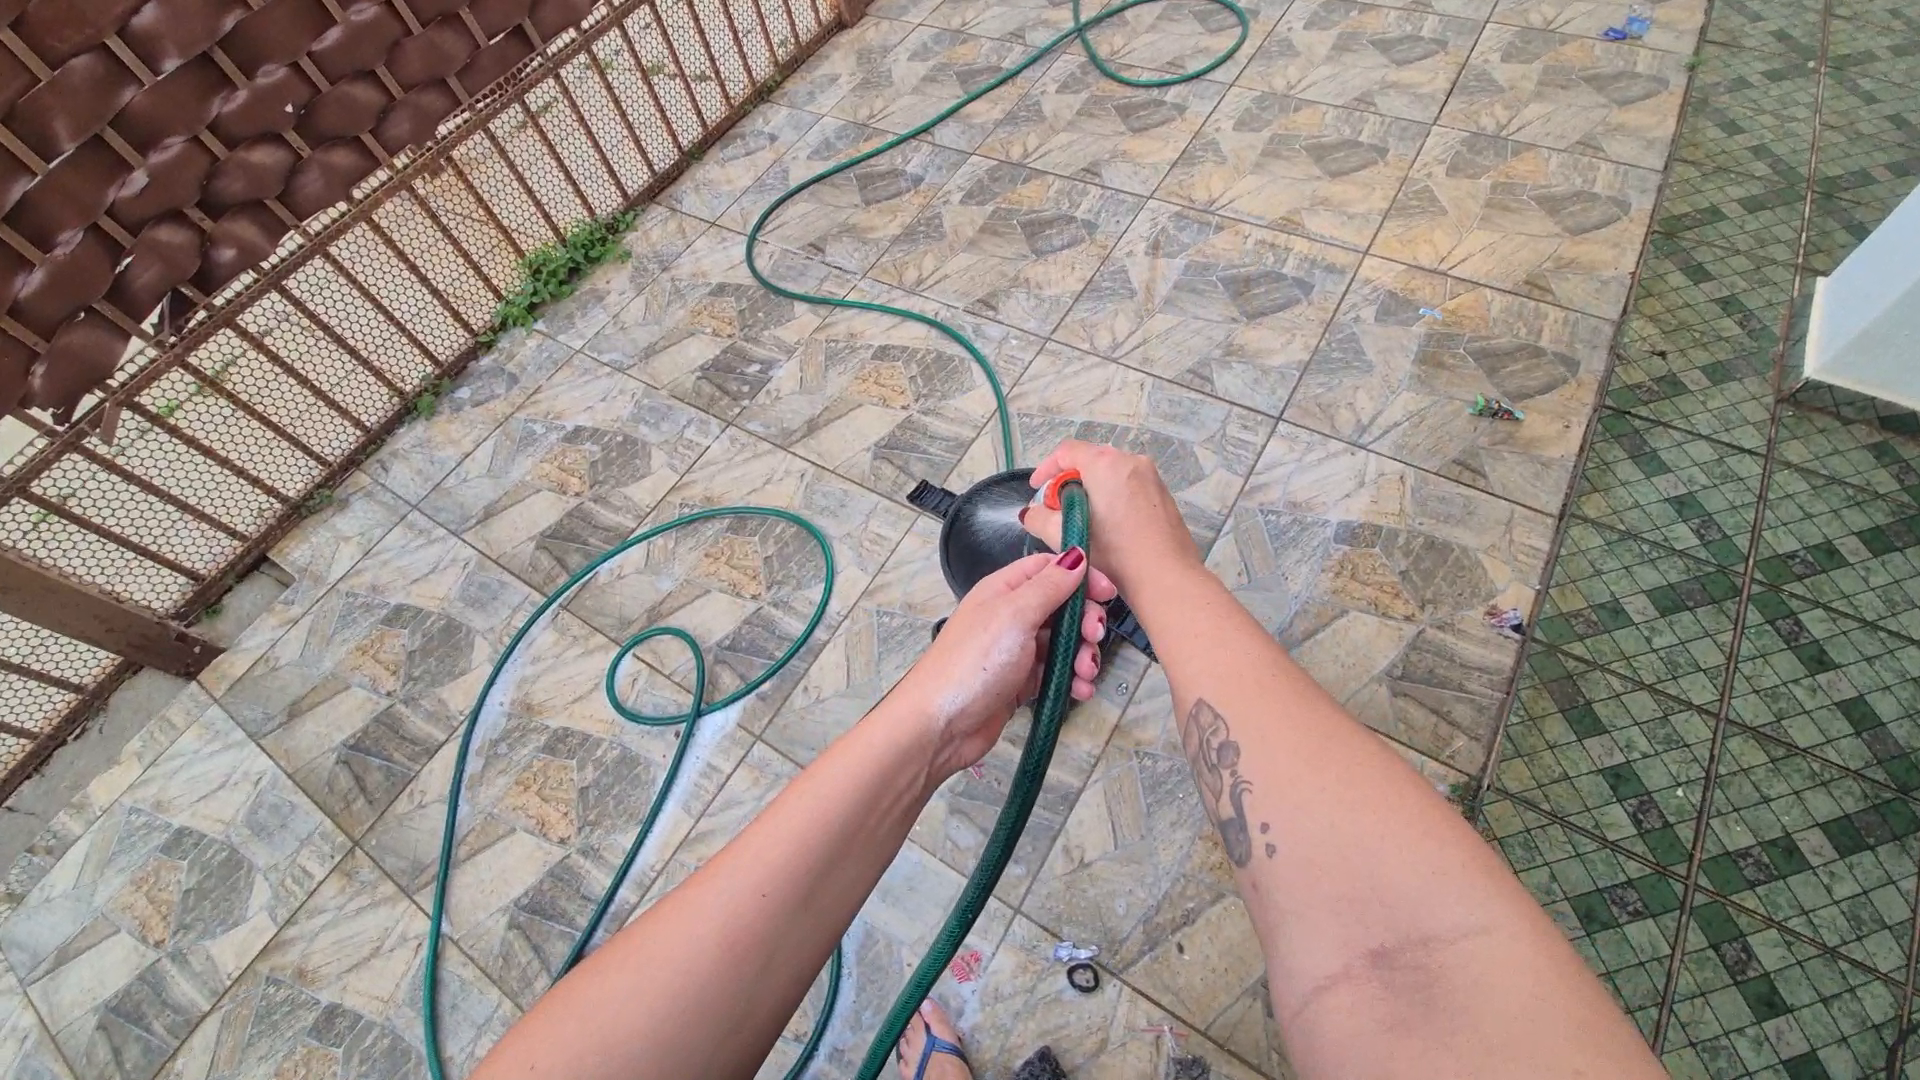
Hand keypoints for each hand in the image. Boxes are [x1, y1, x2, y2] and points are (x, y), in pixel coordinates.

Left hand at [889, 548, 1117, 778]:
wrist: (942, 724)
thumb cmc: (972, 663)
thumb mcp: (1014, 615)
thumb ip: (1049, 586)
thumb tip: (1076, 556)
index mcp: (1004, 589)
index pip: (1050, 568)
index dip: (1081, 576)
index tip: (1107, 593)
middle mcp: (1011, 615)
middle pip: (1063, 605)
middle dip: (1085, 620)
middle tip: (1093, 636)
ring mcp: (1016, 649)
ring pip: (1063, 641)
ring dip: (1082, 654)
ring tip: (1084, 673)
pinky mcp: (1021, 681)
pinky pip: (1056, 672)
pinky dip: (1072, 679)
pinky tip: (1080, 691)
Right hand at [1019, 440, 1199, 597]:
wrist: (1167, 578)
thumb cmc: (1115, 554)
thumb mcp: (1066, 535)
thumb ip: (1039, 519)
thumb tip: (1031, 513)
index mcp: (1106, 464)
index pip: (1067, 451)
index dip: (1046, 468)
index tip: (1036, 489)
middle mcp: (1131, 460)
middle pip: (1090, 460)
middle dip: (1068, 482)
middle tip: (1057, 508)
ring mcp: (1151, 476)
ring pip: (1111, 473)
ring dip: (1091, 490)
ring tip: (1082, 518)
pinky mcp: (1163, 493)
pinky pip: (1129, 485)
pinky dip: (1112, 497)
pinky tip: (1110, 526)